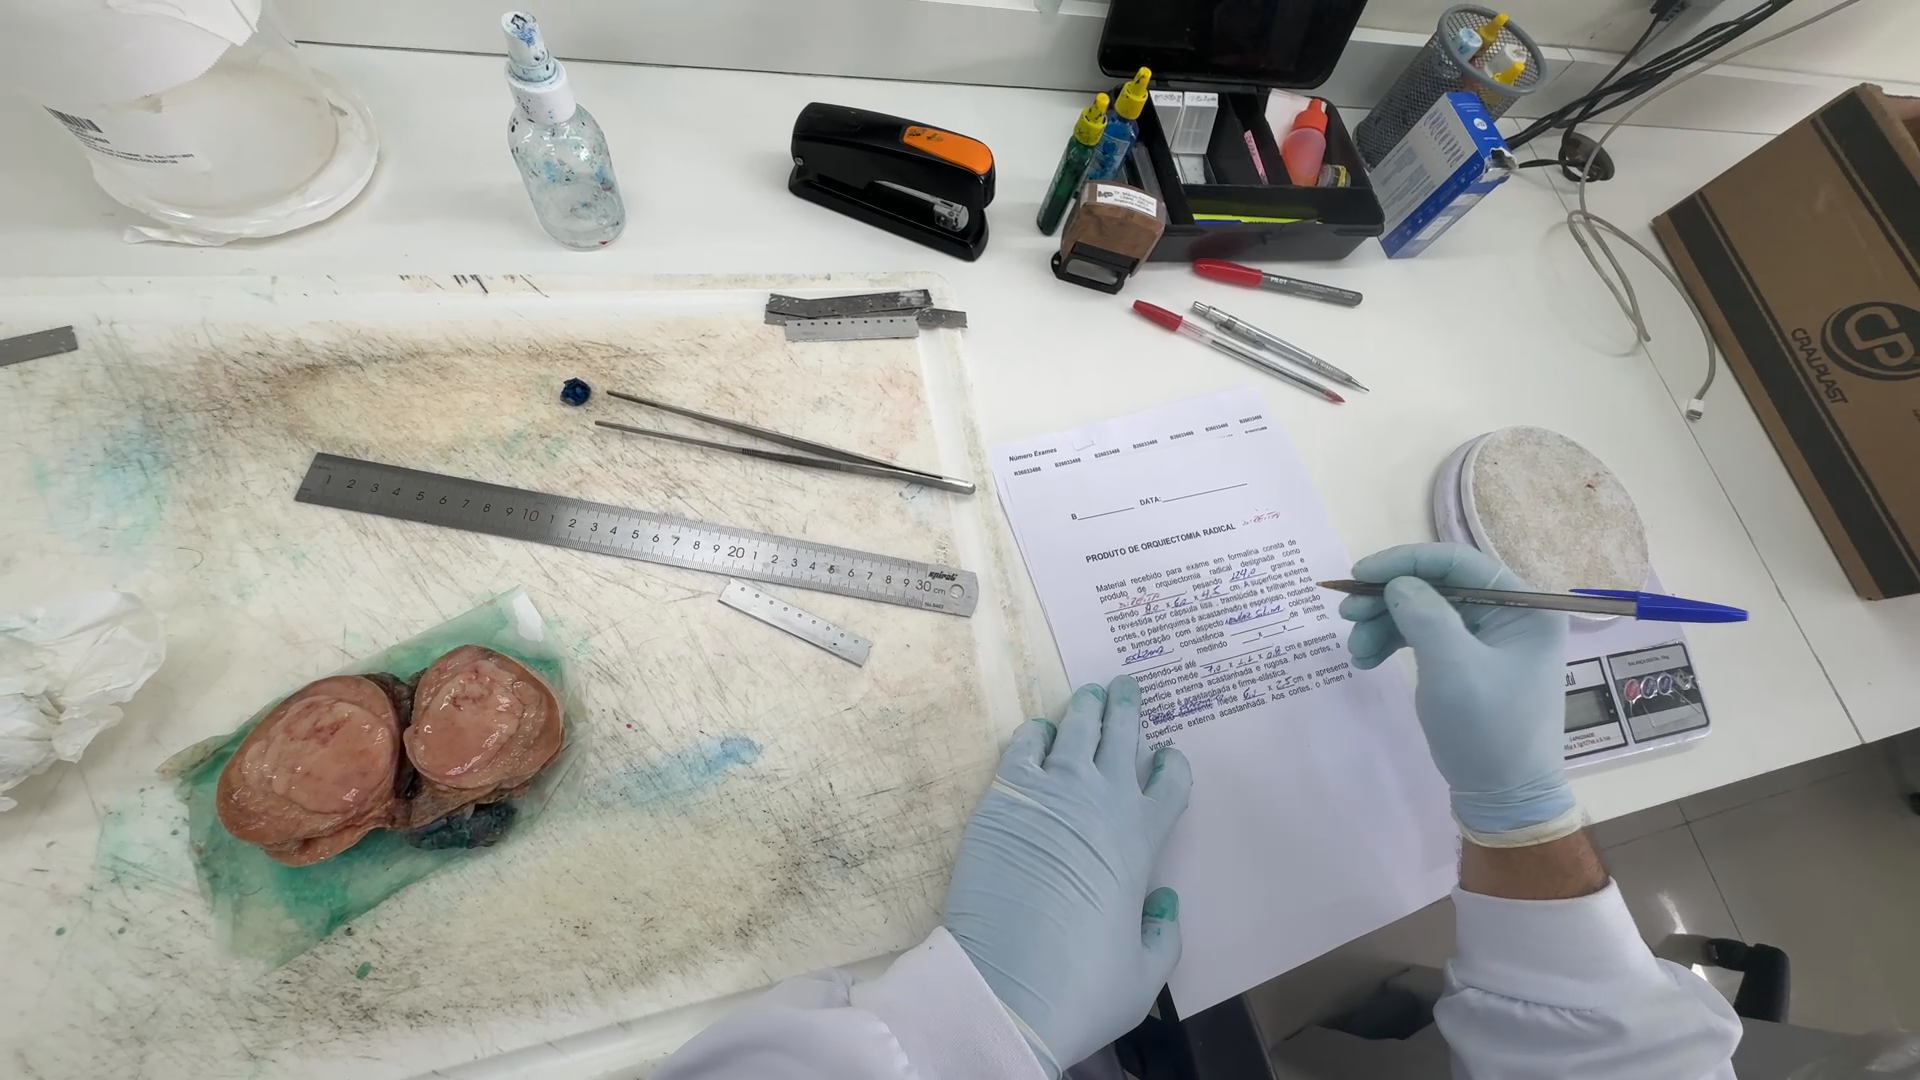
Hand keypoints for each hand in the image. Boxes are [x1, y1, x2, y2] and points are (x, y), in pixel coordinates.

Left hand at [945, 677, 1192, 1075]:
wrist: (1007, 983)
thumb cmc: (1082, 984)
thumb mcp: (1144, 974)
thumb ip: (1162, 934)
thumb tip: (1166, 902)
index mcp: (1141, 840)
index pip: (1170, 783)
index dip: (1171, 763)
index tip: (1167, 752)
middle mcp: (1102, 801)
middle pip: (1122, 737)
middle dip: (1127, 707)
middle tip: (1125, 686)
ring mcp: (1054, 789)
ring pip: (1078, 728)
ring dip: (1086, 706)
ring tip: (1090, 692)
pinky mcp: (1007, 791)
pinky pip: (1025, 745)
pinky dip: (1035, 732)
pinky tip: (1040, 729)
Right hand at [1338, 543, 1575, 841]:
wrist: (1502, 793)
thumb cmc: (1487, 728)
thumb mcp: (1452, 668)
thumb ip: (1424, 616)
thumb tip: (1396, 582)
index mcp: (1523, 609)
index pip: (1457, 562)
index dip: (1404, 561)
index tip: (1358, 576)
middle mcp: (1508, 614)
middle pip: (1434, 585)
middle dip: (1387, 598)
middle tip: (1347, 615)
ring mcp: (1485, 637)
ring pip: (1421, 609)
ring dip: (1382, 623)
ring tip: (1356, 648)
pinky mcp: (1465, 657)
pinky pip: (1421, 634)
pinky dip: (1390, 641)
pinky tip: (1367, 658)